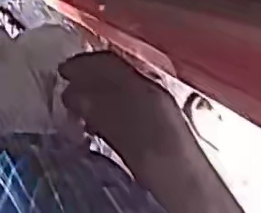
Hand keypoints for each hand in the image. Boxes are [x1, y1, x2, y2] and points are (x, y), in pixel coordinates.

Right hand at [60, 51, 193, 165]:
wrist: (198, 200)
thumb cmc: (167, 167)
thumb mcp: (130, 137)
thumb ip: (103, 112)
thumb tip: (73, 94)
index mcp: (148, 90)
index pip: (109, 62)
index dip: (82, 62)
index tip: (62, 70)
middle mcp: (155, 96)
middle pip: (114, 75)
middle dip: (87, 77)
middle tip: (64, 84)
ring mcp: (159, 114)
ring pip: (119, 93)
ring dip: (95, 96)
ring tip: (75, 106)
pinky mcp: (160, 135)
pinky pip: (126, 111)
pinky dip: (106, 113)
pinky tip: (98, 127)